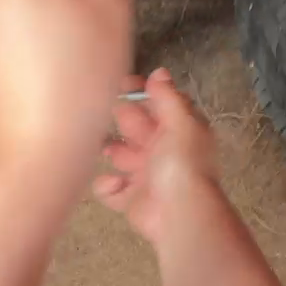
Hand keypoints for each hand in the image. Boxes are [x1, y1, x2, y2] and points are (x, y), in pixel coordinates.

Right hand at [94, 69, 220, 244]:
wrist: (178, 213)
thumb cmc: (181, 163)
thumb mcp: (180, 122)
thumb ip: (167, 97)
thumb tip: (159, 72)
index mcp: (178, 131)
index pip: (158, 105)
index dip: (140, 93)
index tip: (119, 82)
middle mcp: (161, 151)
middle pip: (135, 127)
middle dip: (121, 119)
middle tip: (104, 111)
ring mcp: (144, 176)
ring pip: (119, 156)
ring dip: (110, 150)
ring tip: (105, 149)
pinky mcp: (129, 199)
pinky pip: (110, 188)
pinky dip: (107, 186)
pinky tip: (115, 184)